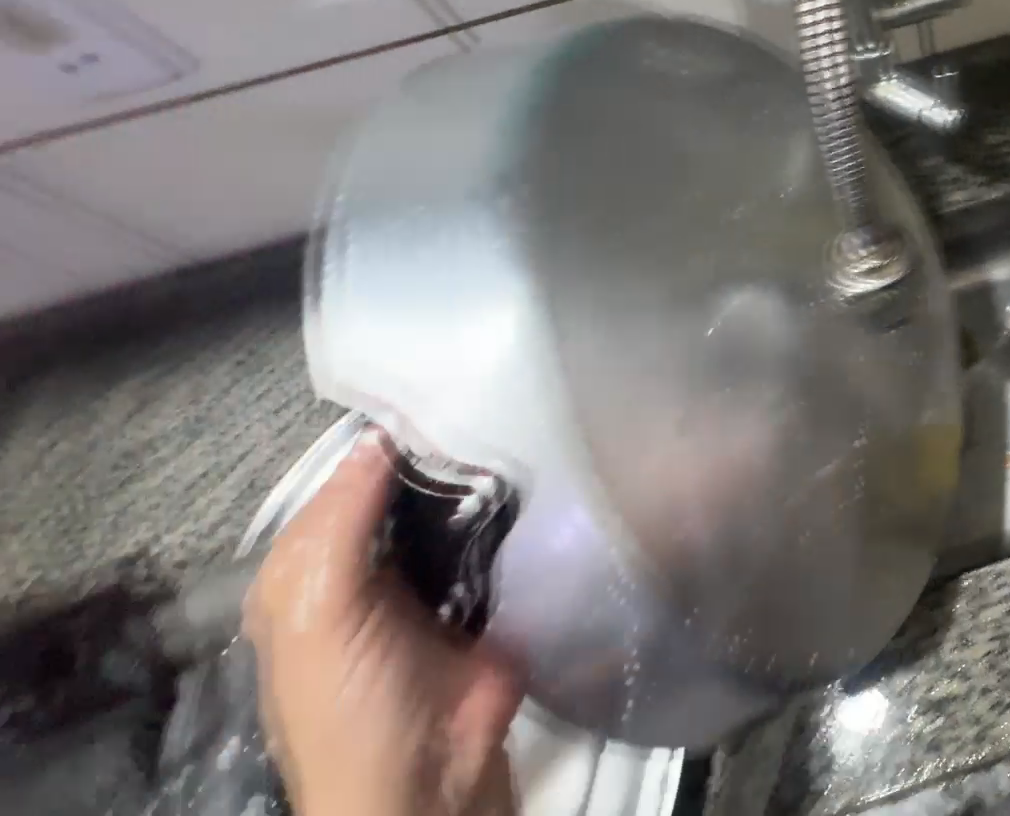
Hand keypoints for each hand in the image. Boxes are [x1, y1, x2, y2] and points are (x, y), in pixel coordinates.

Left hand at [245, 428, 522, 815]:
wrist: (431, 767)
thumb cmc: (353, 697)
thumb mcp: (318, 611)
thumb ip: (339, 527)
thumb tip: (377, 440)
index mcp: (313, 569)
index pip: (341, 488)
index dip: (375, 448)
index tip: (430, 401)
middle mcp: (371, 565)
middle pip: (402, 494)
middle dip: (437, 459)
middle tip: (486, 408)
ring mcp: (432, 577)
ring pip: (453, 512)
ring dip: (479, 484)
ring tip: (518, 433)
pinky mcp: (487, 587)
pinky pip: (497, 538)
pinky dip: (512, 513)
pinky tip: (537, 481)